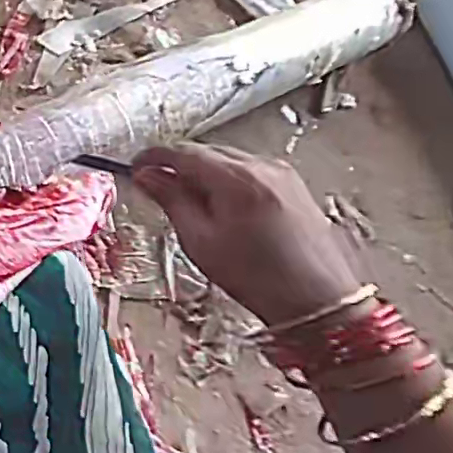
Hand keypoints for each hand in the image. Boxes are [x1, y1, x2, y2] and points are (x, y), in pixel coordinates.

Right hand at [132, 143, 365, 325]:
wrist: (318, 300)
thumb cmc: (254, 277)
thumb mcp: (201, 241)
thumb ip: (172, 201)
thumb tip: (145, 175)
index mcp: (235, 178)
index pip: (184, 152)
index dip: (153, 156)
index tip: (134, 166)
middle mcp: (260, 165)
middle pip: (206, 151)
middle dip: (177, 165)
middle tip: (155, 186)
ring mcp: (280, 171)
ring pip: (227, 159)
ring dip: (202, 172)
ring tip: (188, 200)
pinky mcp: (292, 183)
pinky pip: (248, 169)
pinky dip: (226, 179)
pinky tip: (220, 205)